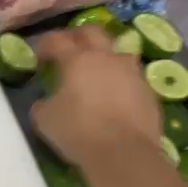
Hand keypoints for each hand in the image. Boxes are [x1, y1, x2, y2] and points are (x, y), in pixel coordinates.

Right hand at [31, 25, 160, 165]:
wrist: (124, 154)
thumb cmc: (78, 131)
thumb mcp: (44, 118)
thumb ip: (43, 102)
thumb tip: (47, 101)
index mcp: (77, 59)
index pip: (56, 40)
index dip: (44, 45)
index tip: (38, 58)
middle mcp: (107, 58)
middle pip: (93, 32)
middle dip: (77, 36)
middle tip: (68, 50)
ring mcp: (132, 73)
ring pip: (119, 51)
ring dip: (105, 55)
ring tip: (97, 71)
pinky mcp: (149, 92)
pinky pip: (132, 77)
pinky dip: (120, 80)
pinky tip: (114, 97)